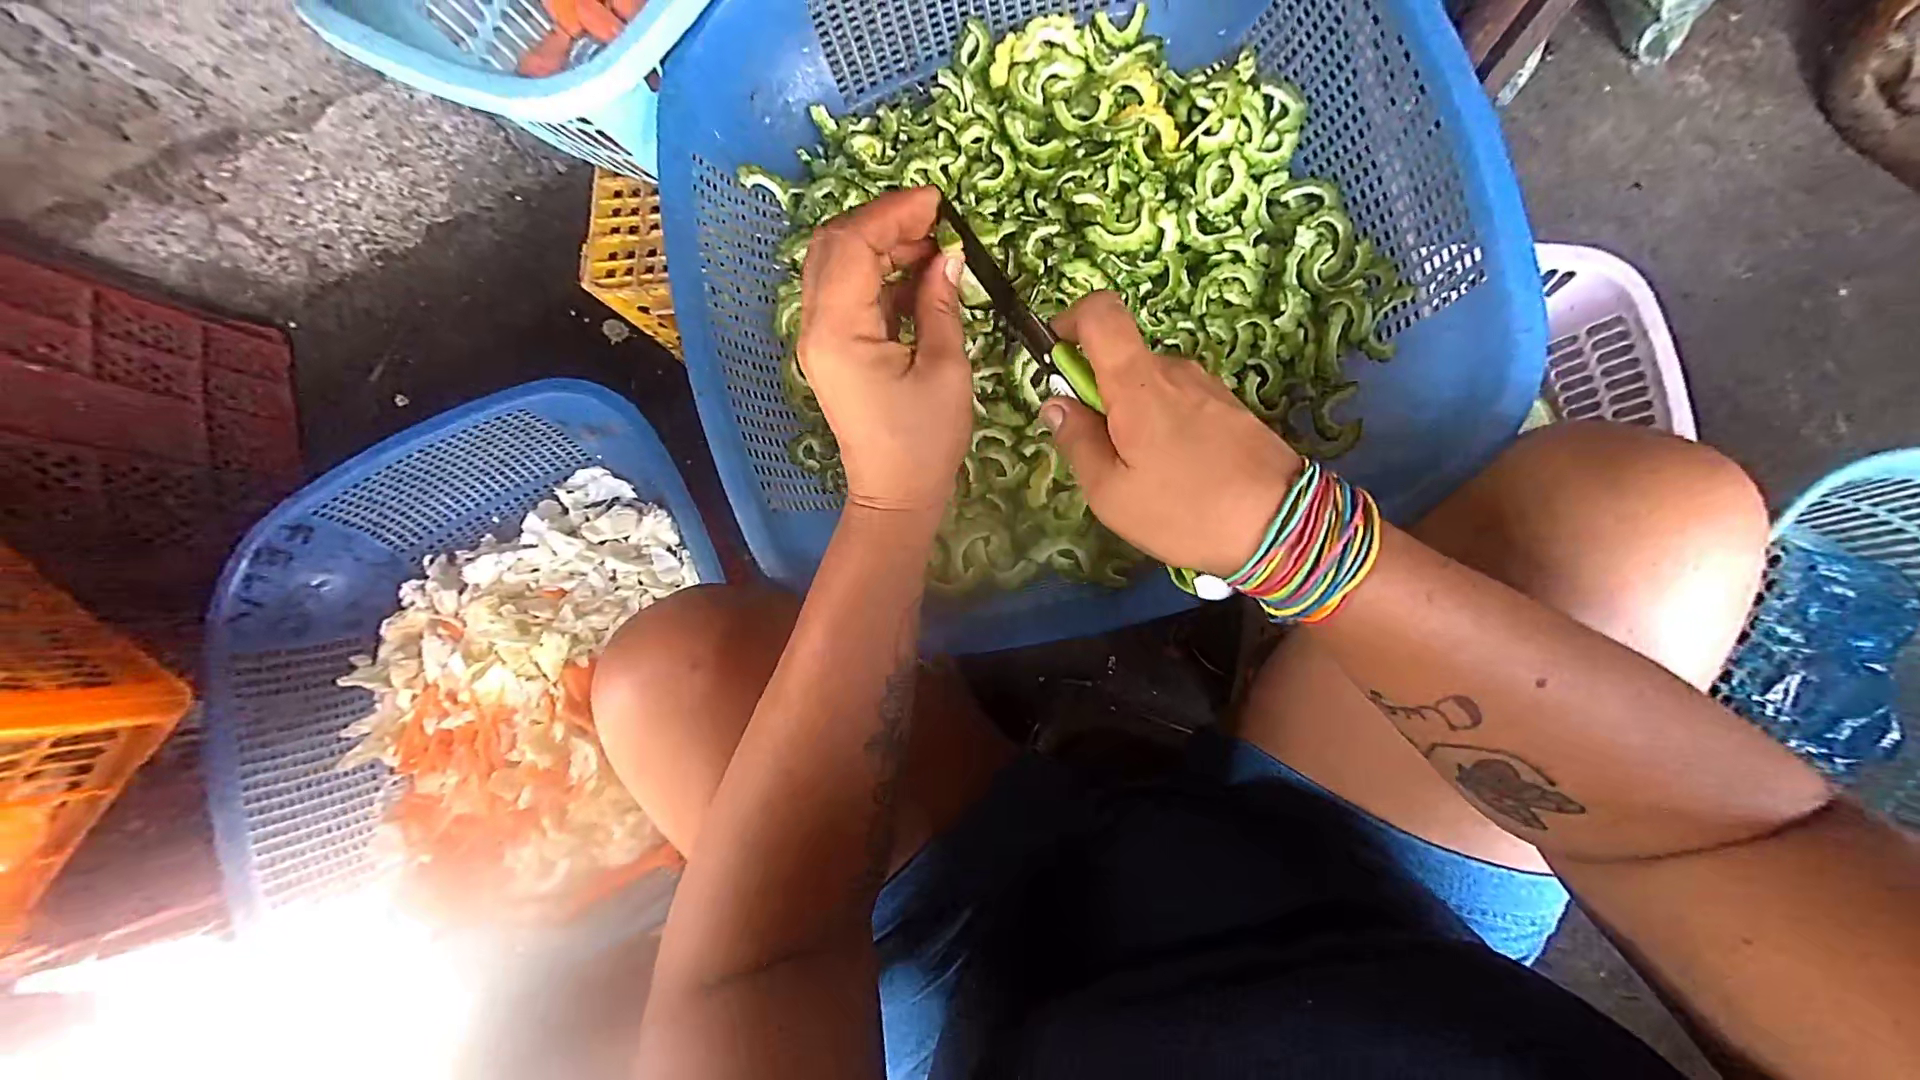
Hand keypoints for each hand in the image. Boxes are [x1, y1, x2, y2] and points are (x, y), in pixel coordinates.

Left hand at [797, 187, 971, 514]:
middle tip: (934, 225)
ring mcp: (819, 340)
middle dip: (883, 223)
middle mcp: (816, 328)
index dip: (893, 213)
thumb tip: (947, 256)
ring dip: (880, 247)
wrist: (894, 494)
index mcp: (839, 331)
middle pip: (833, 246)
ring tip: (931, 251)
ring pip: (836, 267)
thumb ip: (941, 304)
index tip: (937, 202)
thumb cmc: (924, 441)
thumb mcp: (945, 369)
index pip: (853, 245)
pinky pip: (846, 296)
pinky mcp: (831, 351)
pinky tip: (914, 279)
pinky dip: (877, 277)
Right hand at [1043, 292, 1302, 576]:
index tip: (1055, 356)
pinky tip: (1173, 472)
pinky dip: (1159, 424)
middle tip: (1099, 452)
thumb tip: (1055, 404)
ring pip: (1148, 385)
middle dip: (1097, 394)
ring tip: (1140, 473)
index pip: (1101, 314)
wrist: (1282, 526)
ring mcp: (1206, 386)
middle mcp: (1174, 371)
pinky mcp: (1228, 406)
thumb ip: (1077, 441)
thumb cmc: (1183, 511)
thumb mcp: (1110, 491)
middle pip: (1121, 359)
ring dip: (1129, 415)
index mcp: (1138, 385)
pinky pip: (1176, 401)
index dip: (1070, 321)